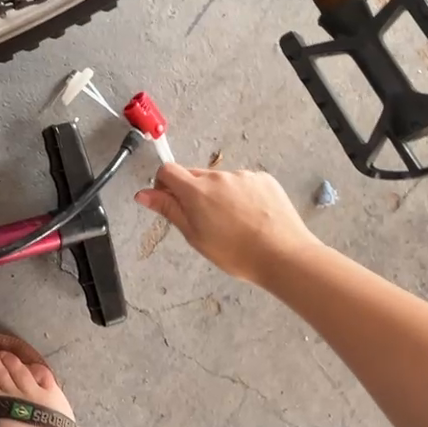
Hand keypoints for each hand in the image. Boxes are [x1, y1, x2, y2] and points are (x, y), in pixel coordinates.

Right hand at [134, 165, 323, 283]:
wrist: (284, 255)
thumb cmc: (237, 253)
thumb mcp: (195, 236)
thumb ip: (169, 209)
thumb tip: (142, 194)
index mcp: (196, 190)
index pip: (167, 170)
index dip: (163, 184)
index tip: (169, 200)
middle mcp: (218, 177)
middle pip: (194, 175)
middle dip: (192, 192)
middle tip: (204, 220)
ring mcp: (243, 176)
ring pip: (219, 180)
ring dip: (218, 193)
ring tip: (233, 222)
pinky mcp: (263, 179)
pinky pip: (243, 181)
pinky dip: (241, 194)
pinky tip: (250, 216)